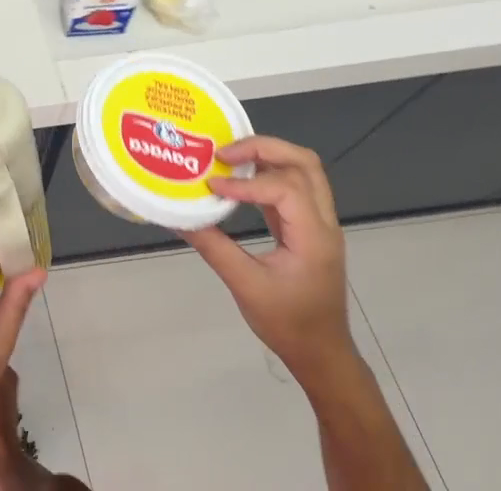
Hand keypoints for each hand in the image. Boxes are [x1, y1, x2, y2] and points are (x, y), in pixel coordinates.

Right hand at [177, 137, 354, 380]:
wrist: (322, 353)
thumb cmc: (288, 323)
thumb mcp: (245, 286)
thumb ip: (213, 247)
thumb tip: (177, 219)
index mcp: (313, 237)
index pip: (284, 189)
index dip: (245, 184)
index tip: (211, 188)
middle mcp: (323, 222)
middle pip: (304, 163)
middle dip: (263, 148)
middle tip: (223, 153)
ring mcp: (319, 224)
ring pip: (303, 170)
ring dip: (267, 156)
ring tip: (228, 160)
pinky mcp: (308, 229)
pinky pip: (294, 187)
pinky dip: (266, 174)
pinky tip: (237, 181)